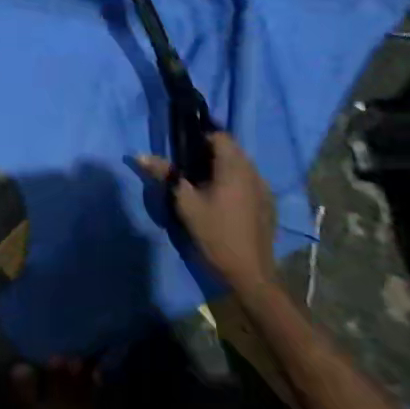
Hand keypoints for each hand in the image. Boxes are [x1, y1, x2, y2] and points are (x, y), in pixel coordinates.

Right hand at [138, 132, 275, 290]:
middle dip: (210, 155)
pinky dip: (236, 184)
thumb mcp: (185, 204)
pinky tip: (225, 205)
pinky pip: (250, 183)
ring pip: (242, 167)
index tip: (184, 154)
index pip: (219, 135)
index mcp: (234, 166)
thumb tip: (140, 155)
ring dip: (224, 170)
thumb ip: (166, 175)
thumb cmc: (215, 234)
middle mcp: (254, 171)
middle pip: (232, 150)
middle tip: (190, 173)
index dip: (200, 139)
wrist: (250, 273)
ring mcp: (264, 188)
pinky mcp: (269, 204)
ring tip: (205, 188)